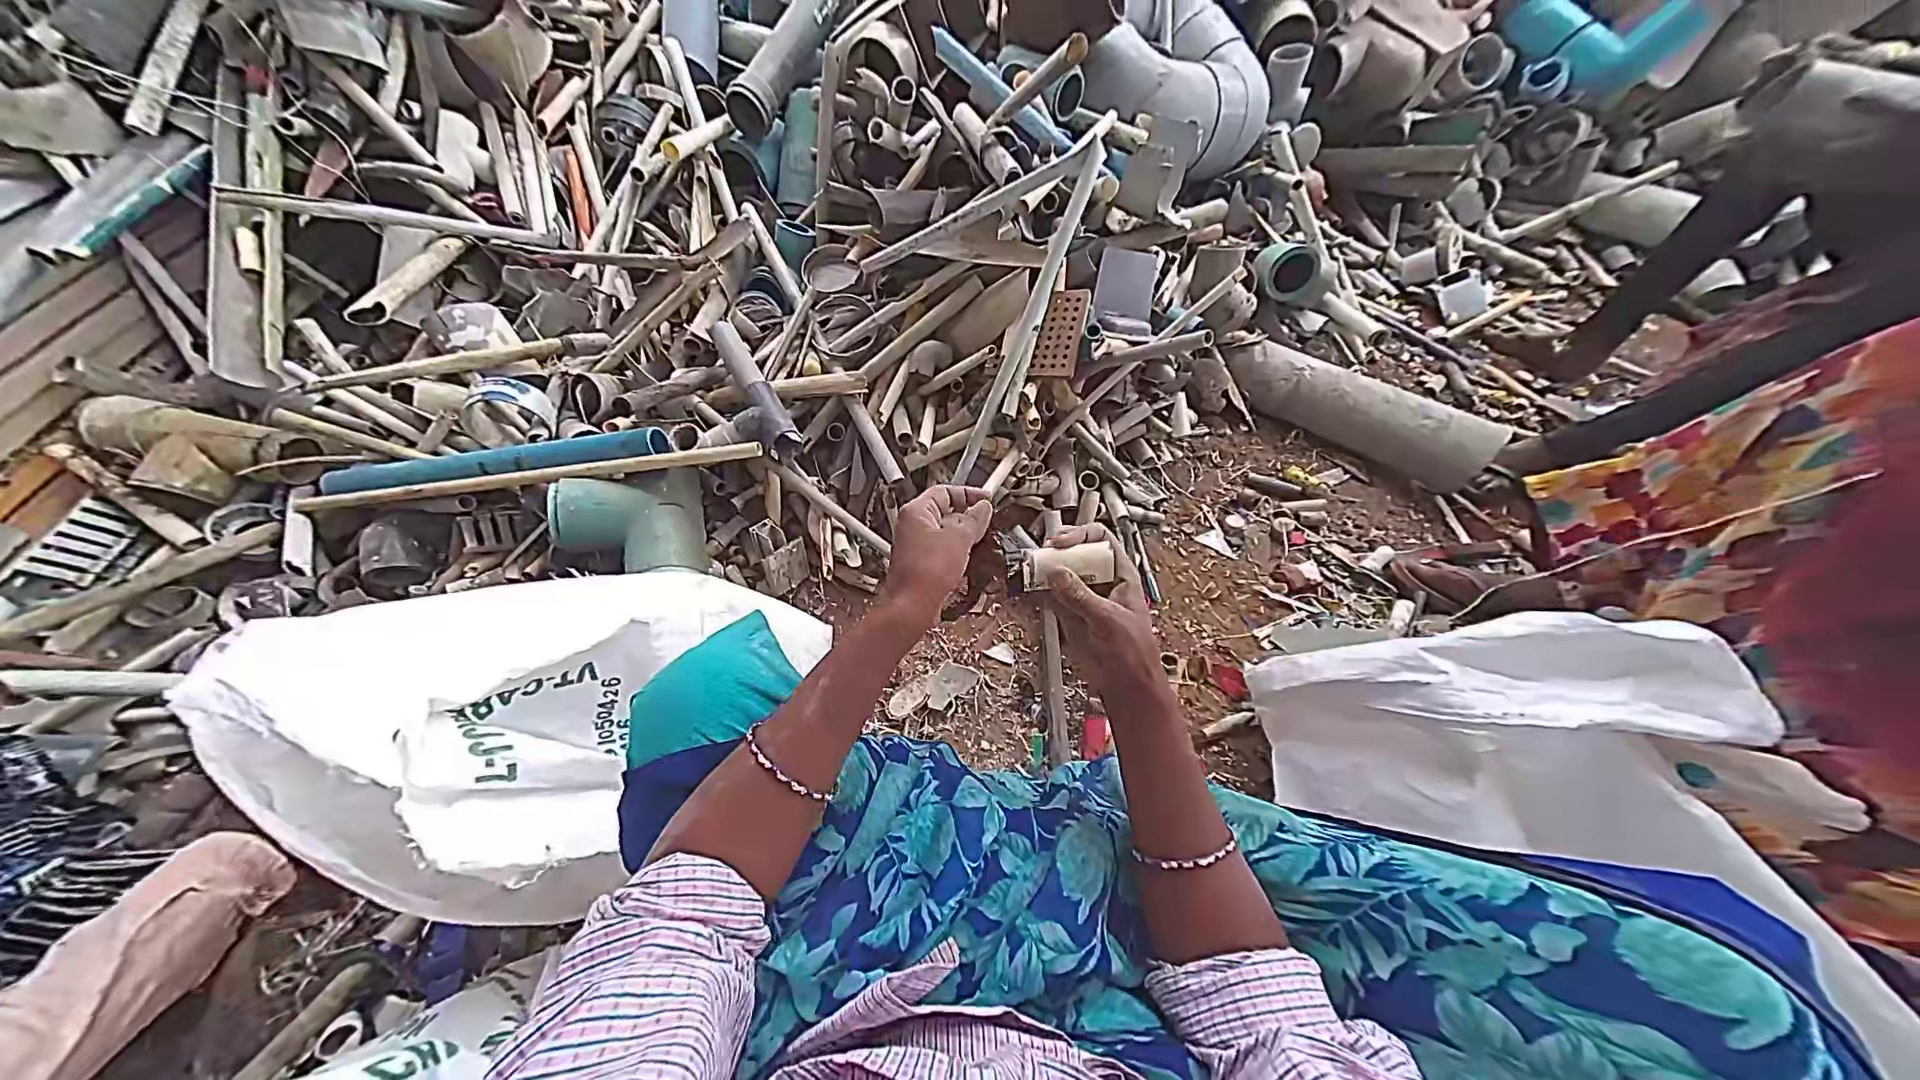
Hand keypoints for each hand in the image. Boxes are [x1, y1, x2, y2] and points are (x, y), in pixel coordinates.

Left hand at [884, 485, 992, 618]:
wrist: (913, 605)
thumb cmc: (925, 572)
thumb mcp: (959, 538)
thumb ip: (974, 520)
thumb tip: (983, 508)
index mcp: (916, 512)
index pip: (944, 491)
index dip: (967, 494)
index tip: (985, 499)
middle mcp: (913, 526)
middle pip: (945, 511)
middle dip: (968, 516)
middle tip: (985, 521)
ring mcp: (916, 545)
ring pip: (945, 532)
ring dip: (964, 536)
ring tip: (979, 540)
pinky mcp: (922, 563)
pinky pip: (943, 550)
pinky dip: (958, 552)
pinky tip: (969, 558)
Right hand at [1043, 524, 1170, 710]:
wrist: (1127, 686)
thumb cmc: (1136, 653)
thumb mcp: (1109, 620)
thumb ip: (1081, 596)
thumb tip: (1057, 574)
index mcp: (1120, 574)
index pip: (1101, 539)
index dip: (1080, 535)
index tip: (1060, 543)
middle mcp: (1100, 581)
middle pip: (1075, 552)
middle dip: (1056, 551)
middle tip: (1040, 555)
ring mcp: (1082, 597)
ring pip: (1059, 573)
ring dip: (1042, 570)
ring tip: (1028, 569)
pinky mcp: (1068, 614)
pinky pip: (1048, 595)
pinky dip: (1035, 590)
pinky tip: (1026, 588)